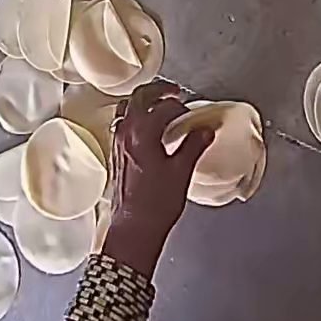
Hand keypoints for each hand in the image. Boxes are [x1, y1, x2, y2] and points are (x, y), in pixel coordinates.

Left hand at [102, 82, 213, 273]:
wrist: (134, 230)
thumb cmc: (155, 204)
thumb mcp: (182, 171)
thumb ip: (194, 144)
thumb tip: (204, 130)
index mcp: (143, 134)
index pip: (164, 107)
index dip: (181, 107)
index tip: (192, 112)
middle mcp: (126, 134)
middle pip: (139, 98)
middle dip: (158, 91)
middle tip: (175, 92)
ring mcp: (117, 143)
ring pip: (127, 108)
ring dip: (144, 102)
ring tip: (160, 104)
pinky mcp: (115, 154)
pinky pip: (123, 123)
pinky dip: (135, 117)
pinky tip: (147, 128)